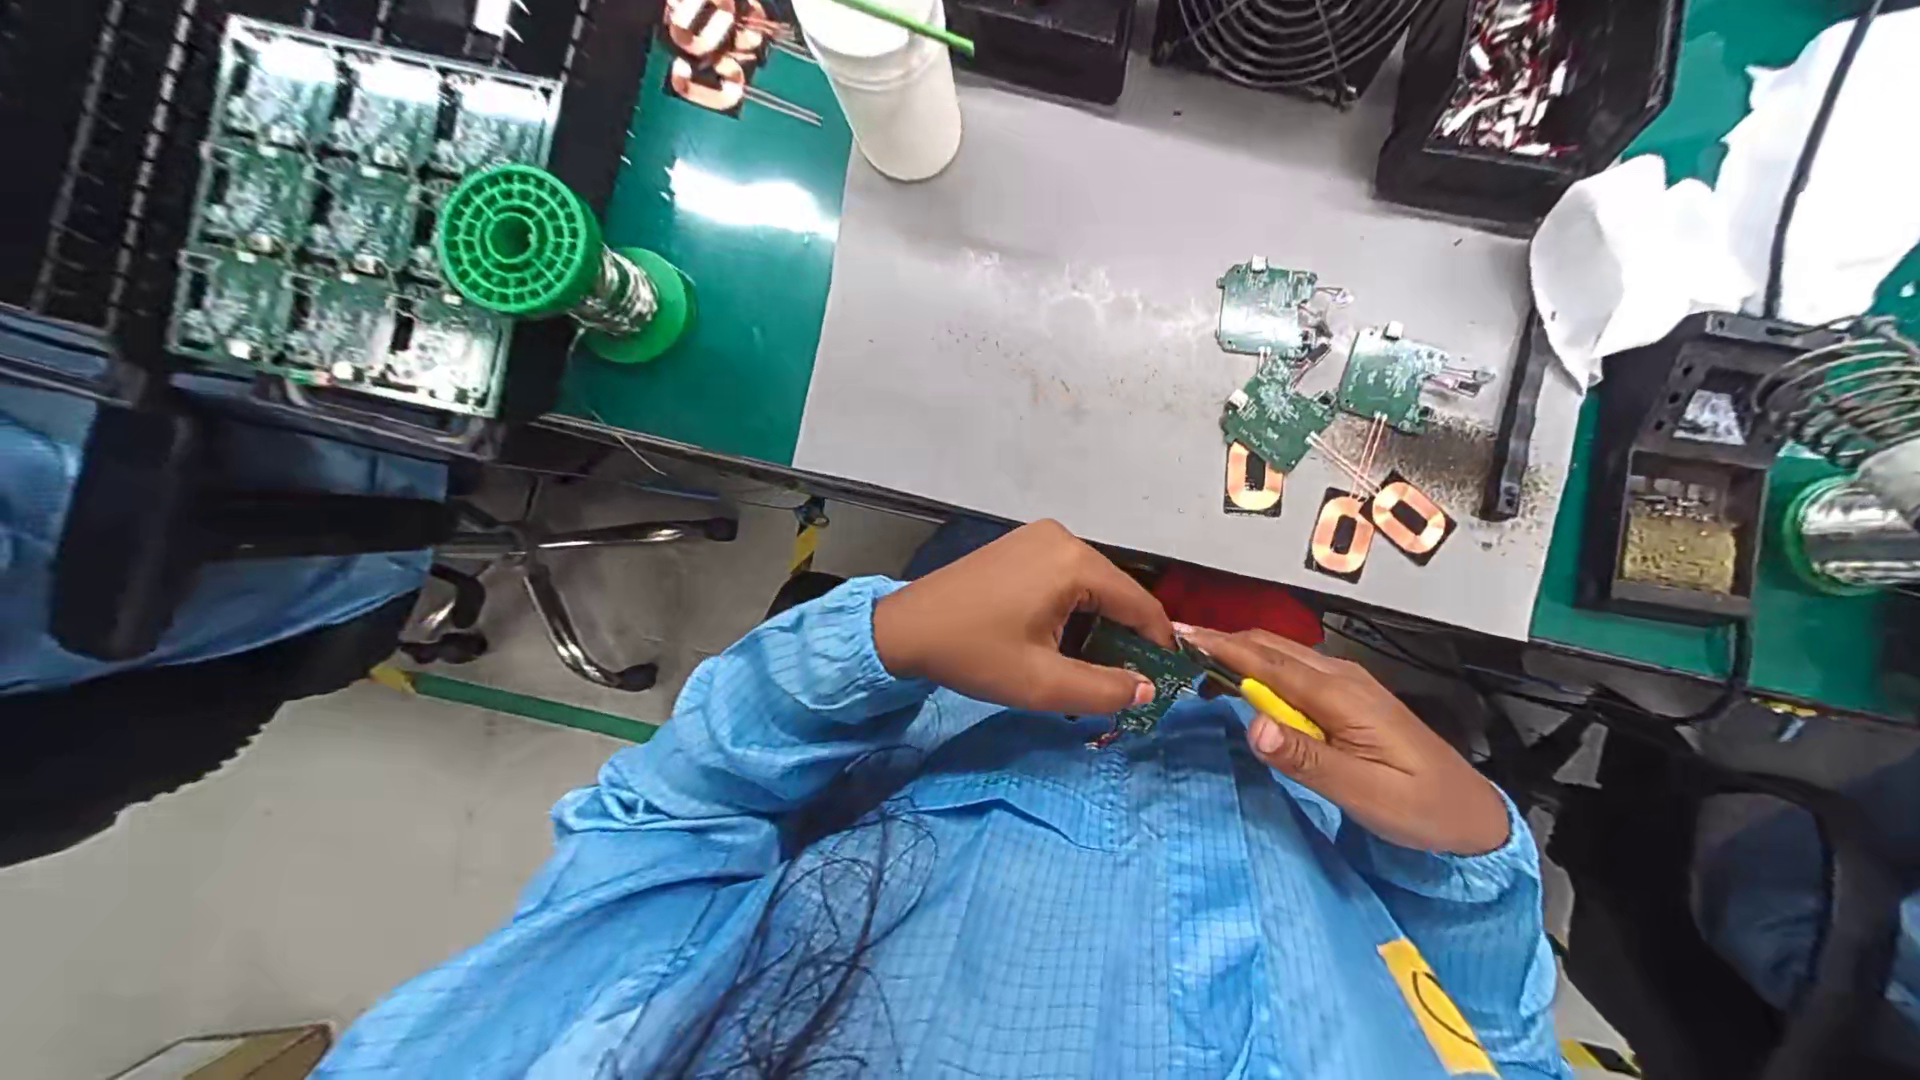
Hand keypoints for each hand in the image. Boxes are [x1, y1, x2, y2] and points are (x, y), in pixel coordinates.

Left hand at [873, 520, 1175, 714]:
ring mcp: (1037, 537)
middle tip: (1115, 681)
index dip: (1157, 645)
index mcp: (1073, 562)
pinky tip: (1057, 639)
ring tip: (1082, 666)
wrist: (904, 628)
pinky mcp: (1019, 545)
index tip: (1163, 681)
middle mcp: (1062, 538)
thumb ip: (1105, 690)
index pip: (1140, 604)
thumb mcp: (1043, 683)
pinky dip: (1071, 609)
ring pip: (1089, 587)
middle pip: (1114, 593)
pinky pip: (1063, 577)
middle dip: (1121, 638)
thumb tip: (1147, 690)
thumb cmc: (973, 653)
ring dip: (1094, 626)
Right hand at [1178, 626, 1508, 855]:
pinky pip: (1290, 666)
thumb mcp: (1363, 793)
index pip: (1267, 661)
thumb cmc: (1420, 808)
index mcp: (1340, 695)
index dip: (1220, 647)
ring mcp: (1344, 682)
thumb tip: (1253, 725)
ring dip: (1237, 651)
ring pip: (1279, 652)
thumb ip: (1306, 758)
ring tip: (1197, 662)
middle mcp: (1340, 677)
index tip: (1179, 637)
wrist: (1472, 815)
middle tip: (1176, 649)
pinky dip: (1256, 664)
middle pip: (1269, 646)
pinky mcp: (1346, 694)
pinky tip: (1242, 681)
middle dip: (1221, 642)